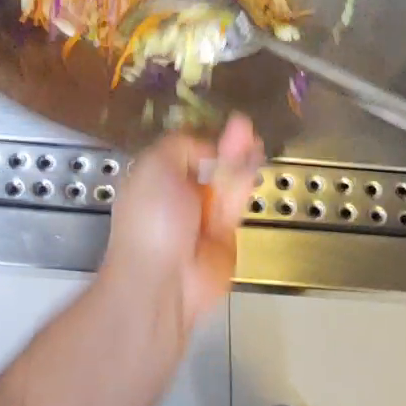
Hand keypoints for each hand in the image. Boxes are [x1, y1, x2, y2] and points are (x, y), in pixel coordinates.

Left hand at [100, 115, 264, 330]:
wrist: (164, 279)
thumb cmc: (151, 219)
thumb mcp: (155, 166)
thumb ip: (180, 146)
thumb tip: (205, 150)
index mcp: (151, 181)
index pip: (177, 154)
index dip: (197, 141)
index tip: (214, 125)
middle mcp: (176, 197)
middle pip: (205, 165)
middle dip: (222, 145)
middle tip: (241, 125)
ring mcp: (201, 216)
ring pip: (224, 179)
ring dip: (238, 155)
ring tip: (250, 132)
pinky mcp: (225, 233)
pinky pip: (236, 200)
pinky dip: (246, 177)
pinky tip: (254, 155)